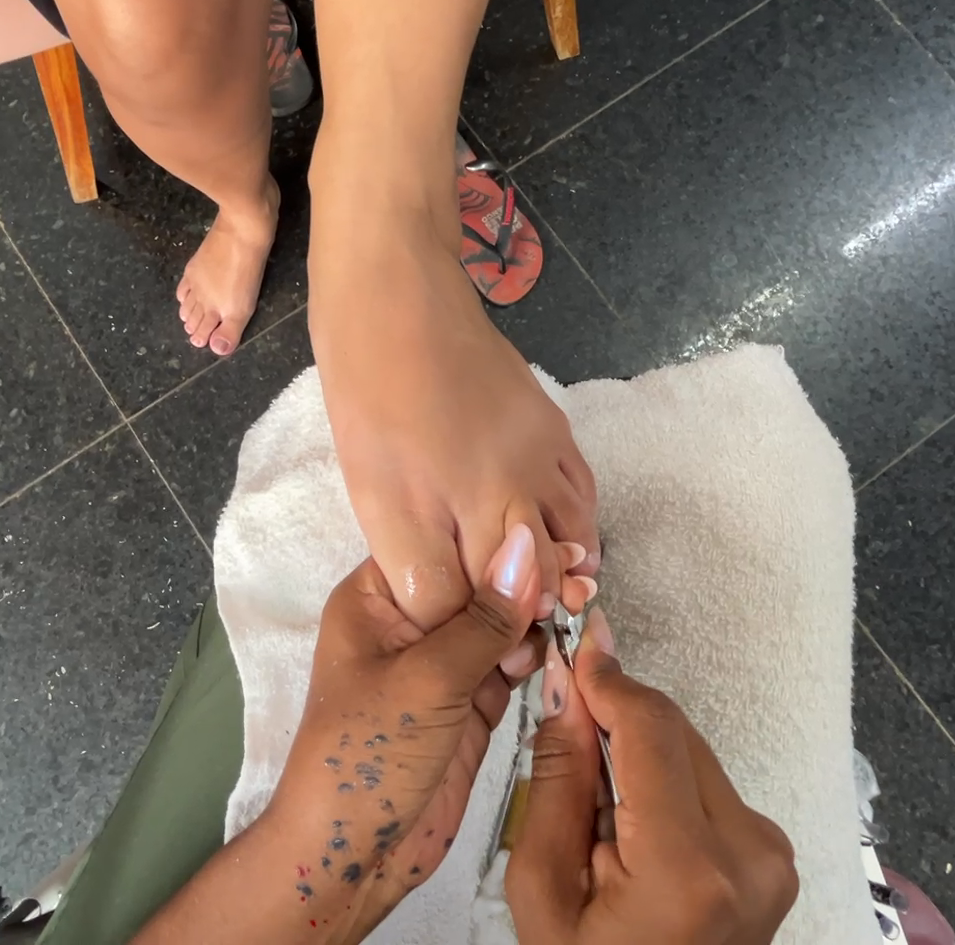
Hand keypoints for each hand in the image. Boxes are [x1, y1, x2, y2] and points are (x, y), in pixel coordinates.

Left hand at [257, 525, 553, 941]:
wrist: (356, 857)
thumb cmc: (368, 753)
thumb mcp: (426, 678)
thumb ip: (484, 617)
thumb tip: (526, 545)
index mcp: (375, 598)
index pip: (441, 549)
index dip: (495, 542)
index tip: (553, 540)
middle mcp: (408, 622)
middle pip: (474, 585)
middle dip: (523, 582)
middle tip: (580, 576)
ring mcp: (440, 664)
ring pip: (497, 624)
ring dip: (535, 618)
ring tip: (581, 601)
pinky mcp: (468, 702)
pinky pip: (508, 664)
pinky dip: (536, 655)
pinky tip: (566, 641)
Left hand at [307, 169, 598, 631]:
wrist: (396, 295)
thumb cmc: (375, 401)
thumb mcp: (380, 498)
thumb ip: (426, 571)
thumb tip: (455, 623)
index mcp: (499, 509)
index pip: (517, 604)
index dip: (499, 639)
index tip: (485, 658)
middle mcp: (543, 482)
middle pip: (560, 569)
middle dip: (539, 608)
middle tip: (511, 635)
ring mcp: (553, 444)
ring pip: (579, 526)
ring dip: (563, 566)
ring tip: (536, 590)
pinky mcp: (548, 417)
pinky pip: (578, 485)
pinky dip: (571, 518)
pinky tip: (546, 525)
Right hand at [507, 612, 799, 944]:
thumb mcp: (542, 885)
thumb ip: (557, 777)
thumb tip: (567, 685)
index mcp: (690, 866)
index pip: (650, 727)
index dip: (608, 678)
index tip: (572, 644)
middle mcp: (752, 850)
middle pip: (671, 731)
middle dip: (613, 714)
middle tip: (563, 722)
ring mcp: (773, 855)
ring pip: (688, 749)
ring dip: (635, 746)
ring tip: (597, 801)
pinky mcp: (774, 856)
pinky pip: (705, 780)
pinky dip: (660, 776)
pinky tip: (630, 819)